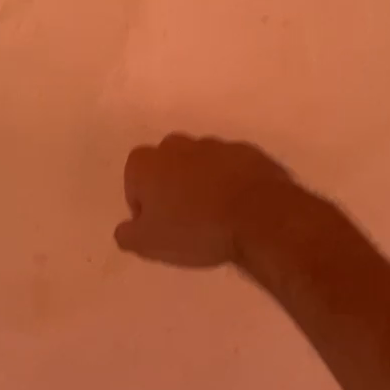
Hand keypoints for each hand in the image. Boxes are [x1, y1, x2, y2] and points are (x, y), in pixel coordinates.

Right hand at [115, 135, 297, 267]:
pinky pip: (233, 170)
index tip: (162, 228)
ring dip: (203, 187)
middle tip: (186, 222)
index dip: (145, 209)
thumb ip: (126, 234)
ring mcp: (216, 146)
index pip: (134, 185)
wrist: (263, 219)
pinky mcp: (250, 153)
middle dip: (172, 190)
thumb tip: (127, 228)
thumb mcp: (148, 244)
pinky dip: (233, 185)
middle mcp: (177, 145)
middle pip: (166, 170)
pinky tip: (241, 210)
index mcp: (146, 162)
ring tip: (217, 218)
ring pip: (200, 167)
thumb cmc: (196, 229)